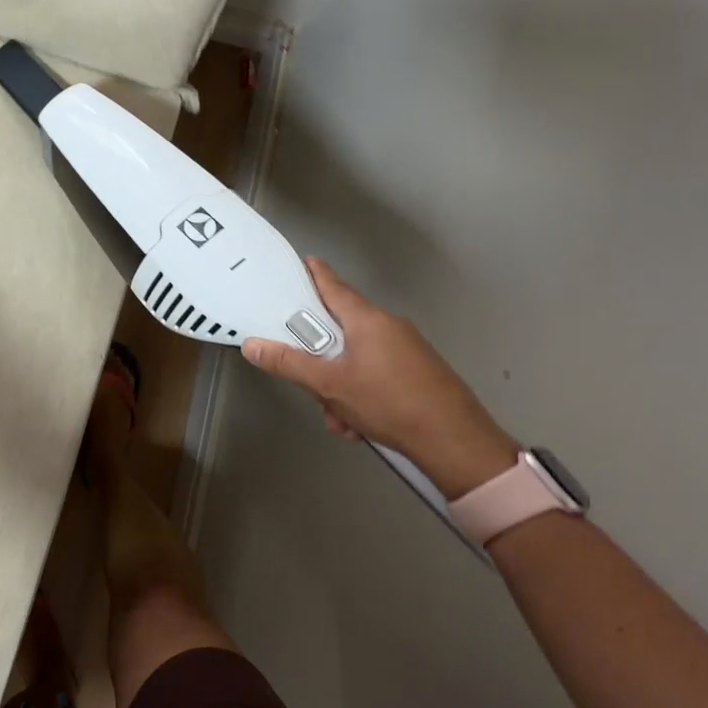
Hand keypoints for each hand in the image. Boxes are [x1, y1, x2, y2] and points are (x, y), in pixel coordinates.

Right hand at [242, 257, 518, 497]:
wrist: (456, 442)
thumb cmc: (389, 402)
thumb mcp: (329, 384)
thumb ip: (288, 363)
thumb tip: (252, 344)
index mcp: (366, 319)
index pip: (331, 284)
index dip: (310, 273)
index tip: (293, 265)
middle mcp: (387, 326)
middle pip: (337, 329)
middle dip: (317, 359)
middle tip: (307, 383)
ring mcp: (405, 350)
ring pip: (354, 359)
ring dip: (338, 387)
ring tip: (339, 419)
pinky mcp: (416, 374)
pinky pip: (374, 375)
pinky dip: (360, 396)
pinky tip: (358, 425)